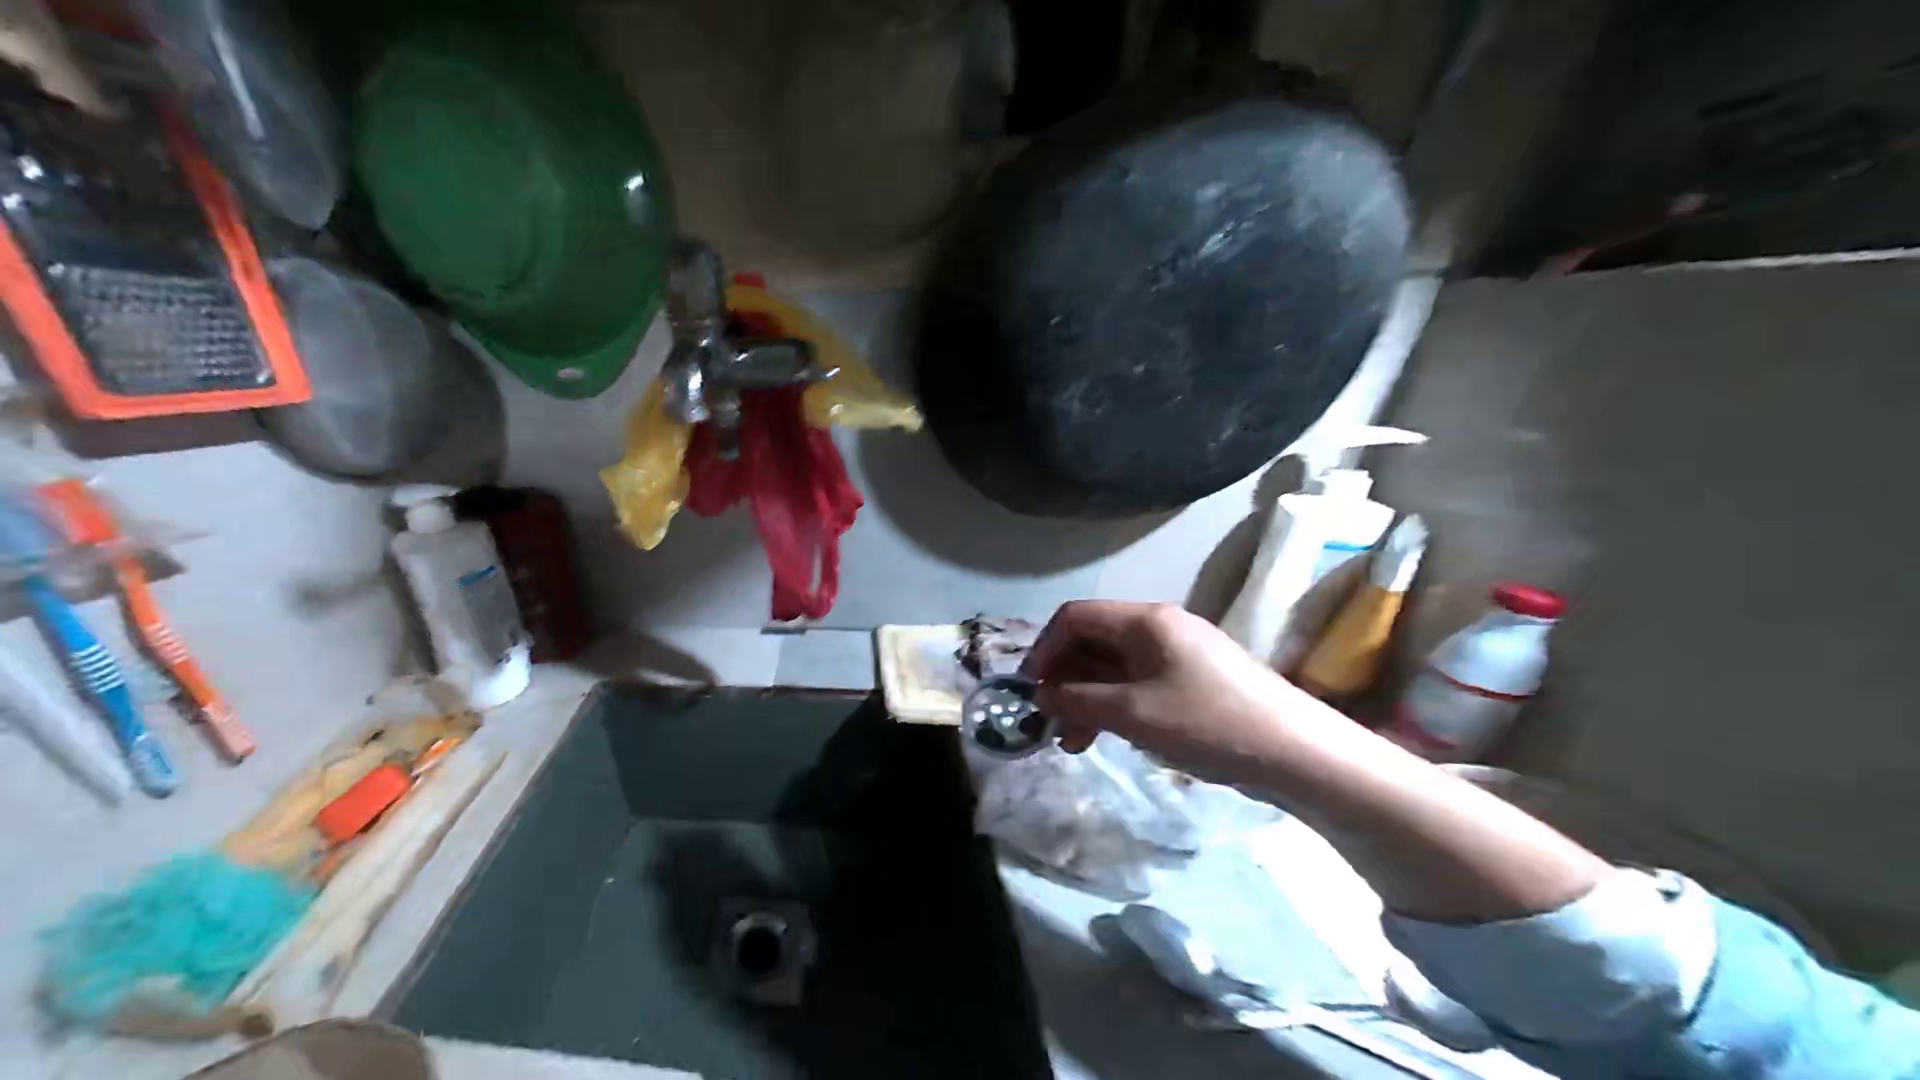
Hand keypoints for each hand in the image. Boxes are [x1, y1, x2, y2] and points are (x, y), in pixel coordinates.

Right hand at [1020, 600, 1309, 777]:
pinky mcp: (1192, 680)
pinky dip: (1114, 707)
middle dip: (1065, 679)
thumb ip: (1078, 701)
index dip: (1045, 649)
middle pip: (1094, 641)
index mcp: (1145, 620)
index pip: (1076, 617)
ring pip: (1114, 667)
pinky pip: (1138, 684)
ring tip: (1073, 742)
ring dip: (1087, 699)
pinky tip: (1106, 737)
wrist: (1297, 754)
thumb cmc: (1208, 723)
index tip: (1031, 690)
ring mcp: (1178, 654)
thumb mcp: (1133, 714)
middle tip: (1049, 723)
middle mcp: (1159, 627)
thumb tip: (1042, 697)